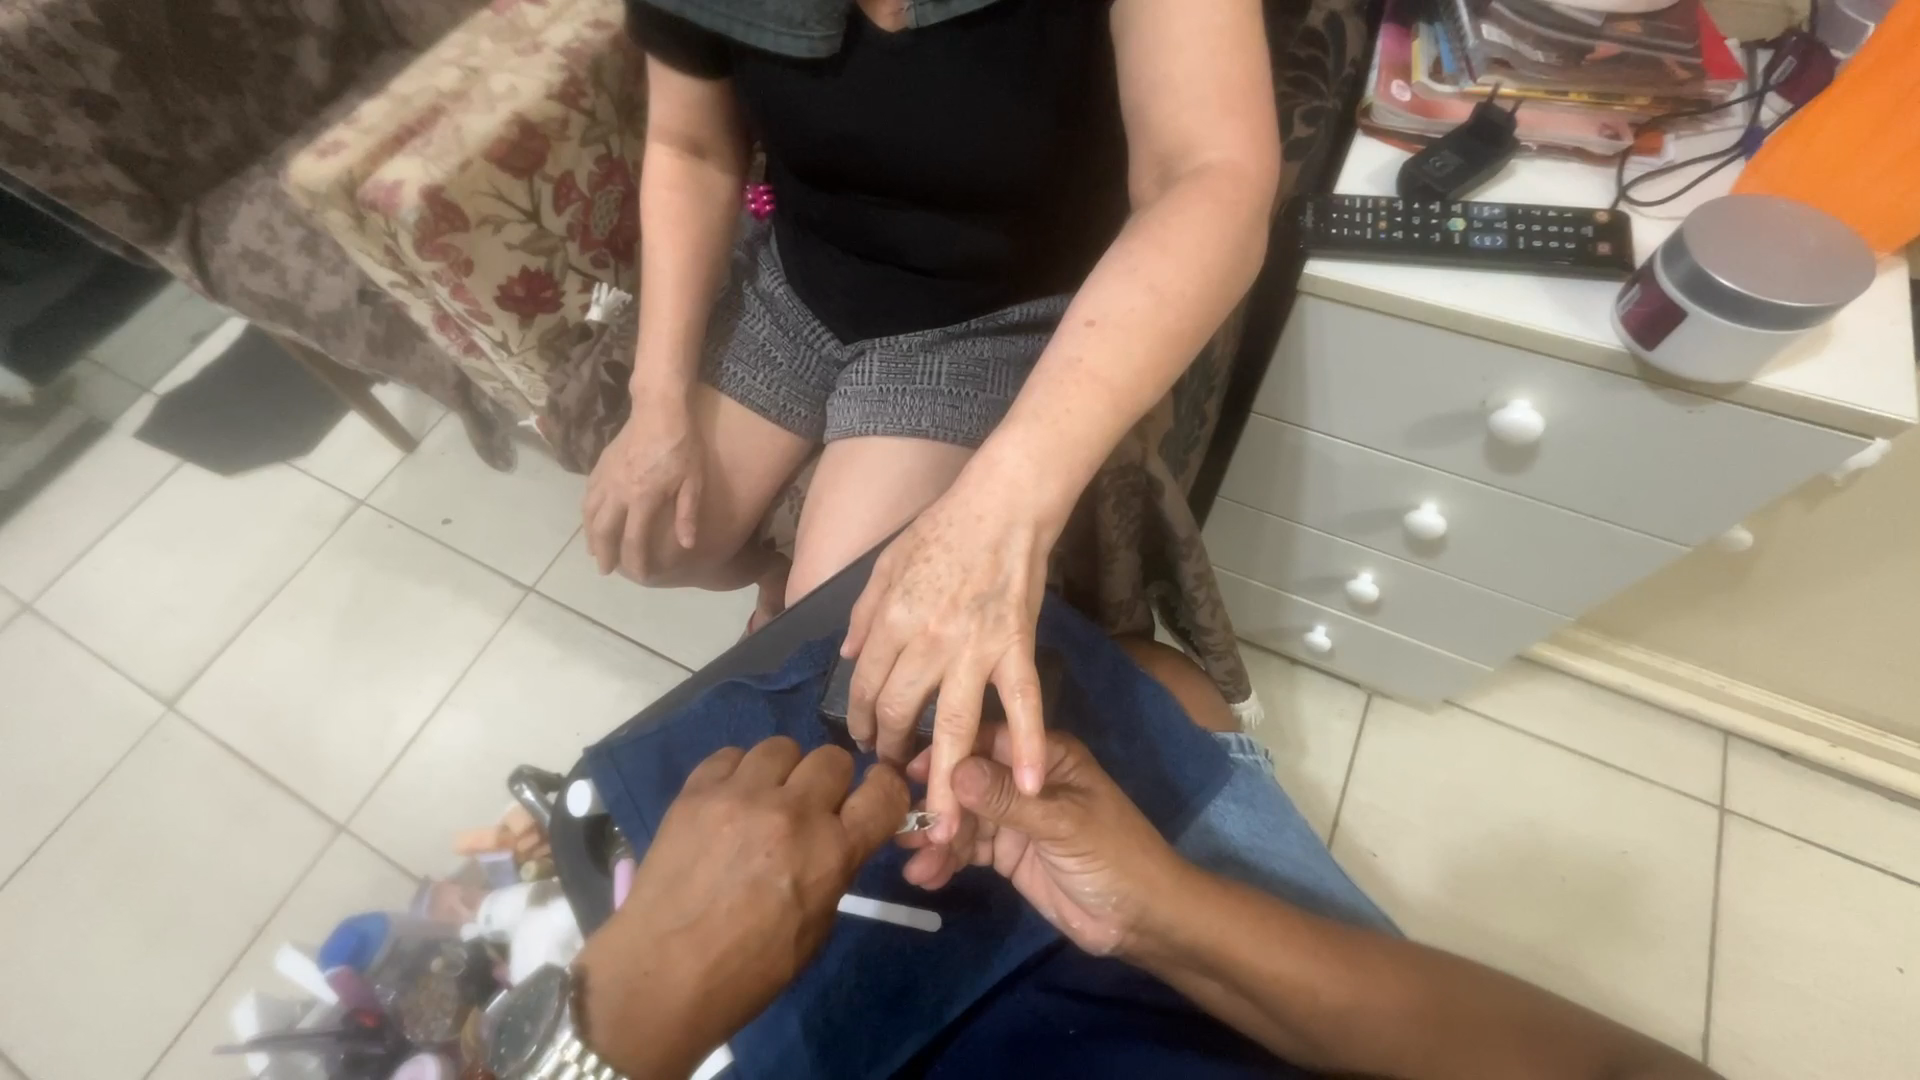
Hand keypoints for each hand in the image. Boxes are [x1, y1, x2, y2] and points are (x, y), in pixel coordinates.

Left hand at [573, 739, 908, 1076]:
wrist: (659, 979)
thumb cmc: (747, 971)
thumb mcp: (815, 928)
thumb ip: (835, 867)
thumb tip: (840, 835)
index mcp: (831, 852)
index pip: (884, 792)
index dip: (886, 789)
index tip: (873, 796)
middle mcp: (792, 812)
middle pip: (832, 758)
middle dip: (829, 783)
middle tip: (809, 809)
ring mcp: (742, 796)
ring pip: (783, 747)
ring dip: (783, 772)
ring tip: (764, 800)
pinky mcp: (697, 791)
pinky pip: (731, 755)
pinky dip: (736, 773)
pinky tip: (727, 802)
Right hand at [583, 393, 702, 578]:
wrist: (658, 410)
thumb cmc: (682, 446)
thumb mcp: (693, 481)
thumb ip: (687, 514)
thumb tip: (687, 544)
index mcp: (642, 499)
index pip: (635, 540)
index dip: (637, 561)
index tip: (640, 576)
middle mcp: (618, 492)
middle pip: (604, 531)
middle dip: (604, 554)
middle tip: (606, 570)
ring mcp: (606, 478)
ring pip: (590, 514)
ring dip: (590, 535)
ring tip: (594, 550)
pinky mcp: (600, 465)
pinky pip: (588, 495)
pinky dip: (587, 512)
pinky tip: (591, 518)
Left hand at [842, 482, 1054, 859]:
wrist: (1000, 506)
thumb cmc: (941, 529)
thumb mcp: (885, 563)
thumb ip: (863, 613)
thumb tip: (847, 656)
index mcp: (890, 620)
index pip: (867, 684)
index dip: (862, 717)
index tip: (865, 738)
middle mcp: (925, 642)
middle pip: (901, 710)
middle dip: (892, 749)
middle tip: (892, 773)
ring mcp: (973, 649)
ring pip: (953, 723)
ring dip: (946, 778)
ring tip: (943, 829)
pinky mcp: (1015, 647)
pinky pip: (1022, 702)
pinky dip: (1028, 743)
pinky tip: (1029, 787)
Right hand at [900, 726, 1194, 957]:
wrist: (1143, 919)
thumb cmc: (1113, 856)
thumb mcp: (1061, 824)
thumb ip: (1006, 800)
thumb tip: (952, 769)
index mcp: (1044, 756)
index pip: (987, 742)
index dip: (948, 754)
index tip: (908, 770)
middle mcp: (1024, 779)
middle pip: (968, 782)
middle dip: (935, 802)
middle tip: (897, 820)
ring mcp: (1015, 818)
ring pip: (965, 818)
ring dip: (937, 837)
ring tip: (907, 856)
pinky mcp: (1009, 853)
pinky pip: (971, 850)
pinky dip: (948, 861)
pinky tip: (926, 876)